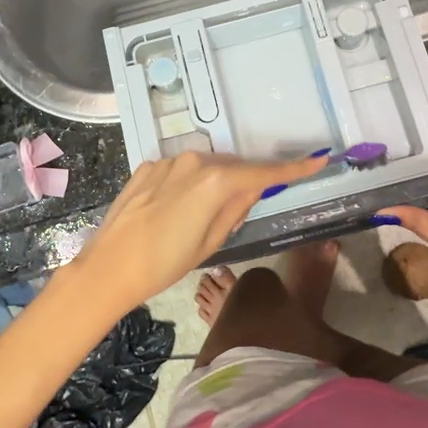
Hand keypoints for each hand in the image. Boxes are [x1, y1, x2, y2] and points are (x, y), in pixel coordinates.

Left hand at [67, 151, 329, 313]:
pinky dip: (187, 184)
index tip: (319, 159)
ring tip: (198, 218)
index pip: (263, 172)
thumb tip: (252, 189)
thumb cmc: (165, 263)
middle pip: (233, 167)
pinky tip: (173, 211)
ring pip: (206, 167)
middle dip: (243, 182)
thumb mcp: (211, 243)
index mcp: (215, 181)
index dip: (294, 167)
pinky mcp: (146, 166)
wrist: (108, 267)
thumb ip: (236, 209)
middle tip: (239, 213)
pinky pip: (180, 171)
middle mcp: (194, 161)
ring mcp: (167, 161)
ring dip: (213, 183)